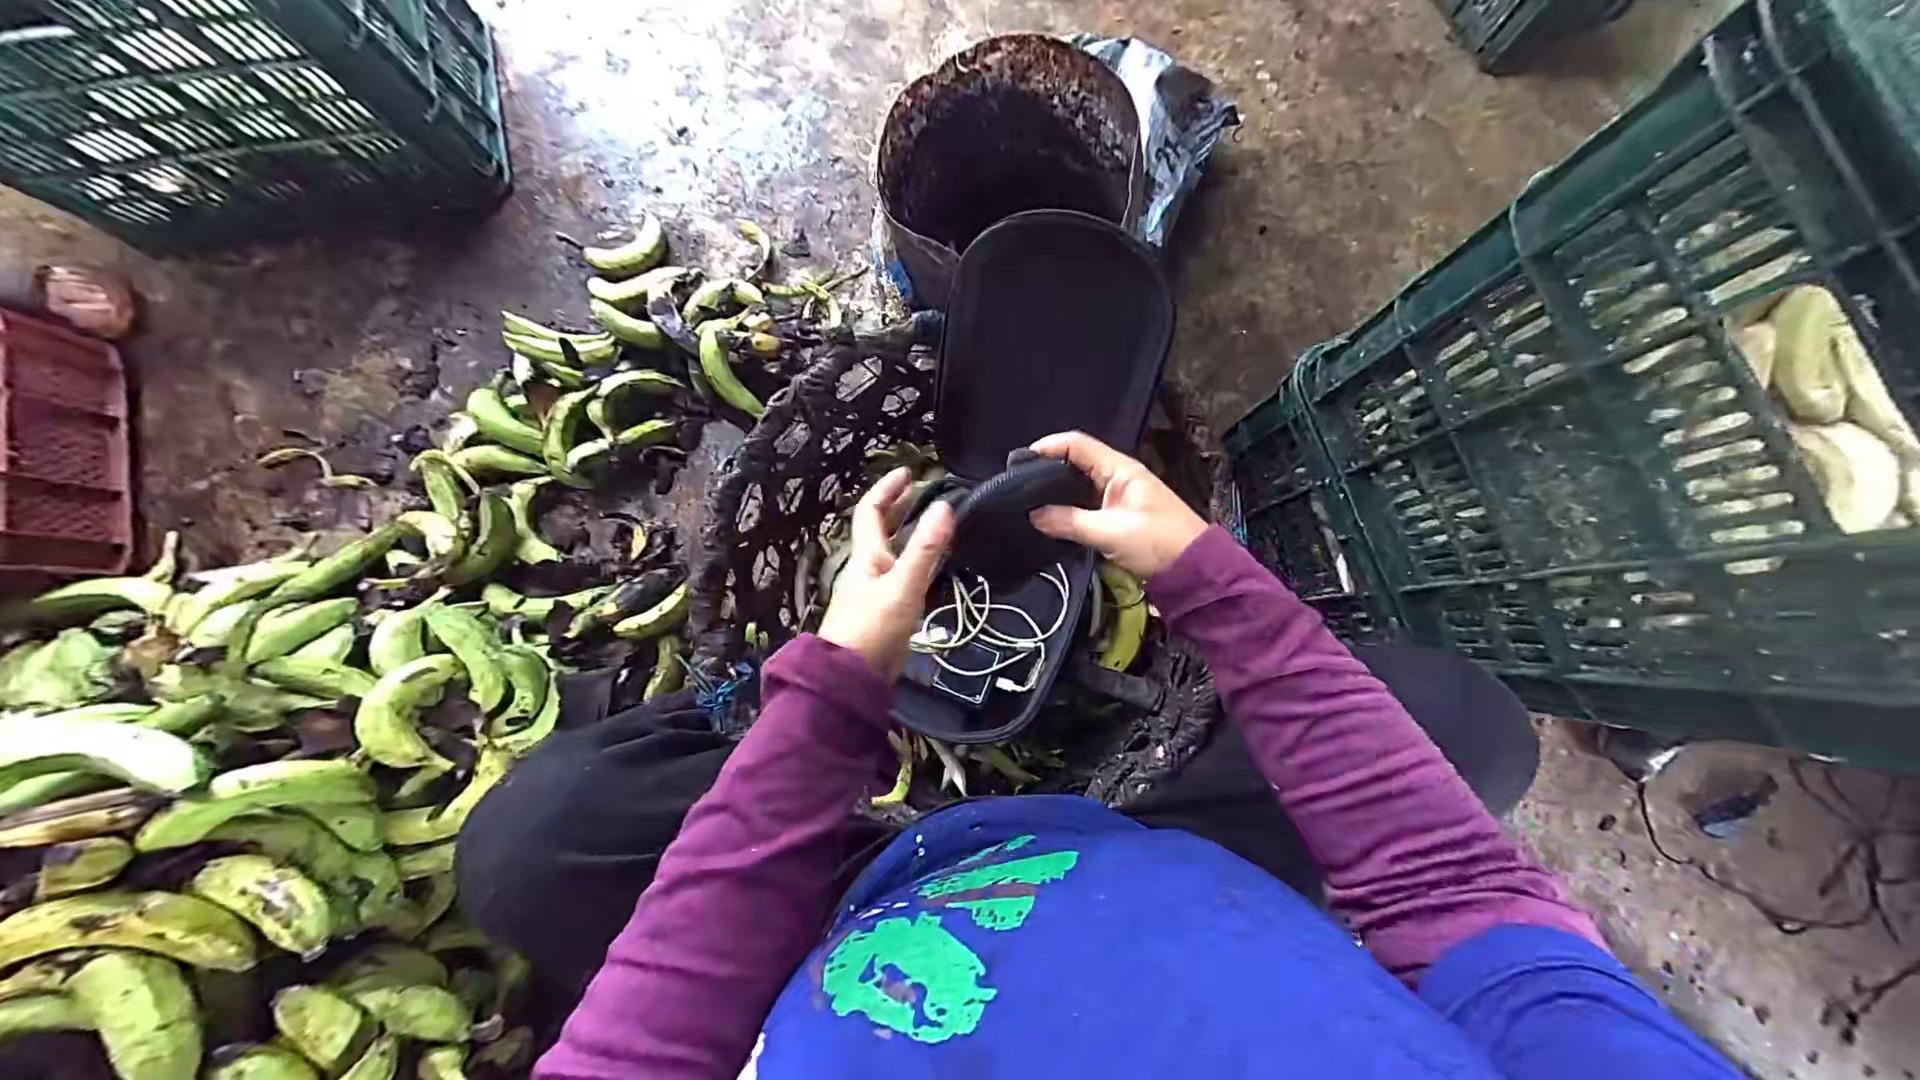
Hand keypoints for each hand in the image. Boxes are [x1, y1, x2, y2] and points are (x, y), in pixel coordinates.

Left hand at [818, 466, 954, 678]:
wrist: (854, 678)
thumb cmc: (872, 628)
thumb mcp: (902, 586)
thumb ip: (925, 550)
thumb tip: (944, 508)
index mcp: (867, 556)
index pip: (872, 511)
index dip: (888, 488)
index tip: (908, 472)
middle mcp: (870, 568)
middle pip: (884, 529)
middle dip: (902, 507)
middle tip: (926, 492)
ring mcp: (878, 591)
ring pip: (897, 554)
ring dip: (914, 535)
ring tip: (939, 523)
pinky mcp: (889, 612)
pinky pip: (907, 577)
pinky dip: (922, 564)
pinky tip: (938, 567)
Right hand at [1029, 431, 1207, 578]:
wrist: (1194, 570)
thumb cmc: (1158, 543)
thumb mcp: (1111, 532)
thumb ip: (1069, 522)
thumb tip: (1033, 515)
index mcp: (1119, 469)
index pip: (1076, 444)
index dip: (1047, 447)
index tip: (1020, 462)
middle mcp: (1116, 476)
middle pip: (1074, 461)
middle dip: (1046, 469)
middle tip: (1018, 484)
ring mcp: (1116, 496)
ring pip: (1078, 484)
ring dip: (1055, 490)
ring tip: (1027, 500)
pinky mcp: (1116, 515)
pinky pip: (1084, 503)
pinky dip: (1066, 507)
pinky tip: (1050, 518)